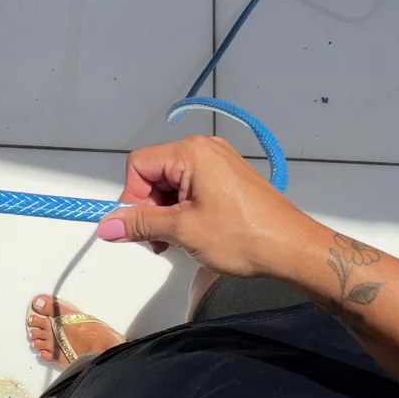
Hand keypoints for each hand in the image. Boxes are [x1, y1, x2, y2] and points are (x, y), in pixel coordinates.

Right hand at [97, 135, 323, 277]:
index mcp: (191, 153)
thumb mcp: (183, 231)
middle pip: (155, 172)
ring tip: (179, 242)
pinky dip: (185, 209)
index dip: (132, 197)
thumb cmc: (241, 236)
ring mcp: (219, 161)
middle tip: (160, 242)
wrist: (293, 249)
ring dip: (167, 212)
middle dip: (150, 207)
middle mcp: (204, 148)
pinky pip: (192, 186)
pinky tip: (195, 234)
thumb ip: (140, 224)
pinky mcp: (229, 177)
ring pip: (173, 182)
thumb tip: (105, 227)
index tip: (139, 228)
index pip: (139, 165)